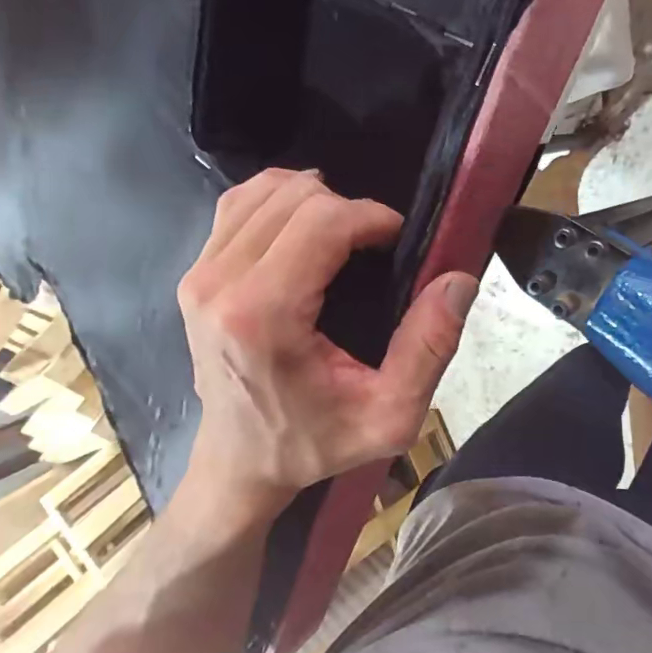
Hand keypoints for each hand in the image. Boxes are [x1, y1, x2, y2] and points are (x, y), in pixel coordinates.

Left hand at [175, 169, 479, 521]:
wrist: (238, 462)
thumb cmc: (312, 442)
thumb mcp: (388, 415)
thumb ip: (429, 348)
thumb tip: (458, 280)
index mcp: (263, 316)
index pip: (322, 221)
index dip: (371, 216)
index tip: (397, 240)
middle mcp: (220, 284)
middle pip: (296, 197)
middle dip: (347, 208)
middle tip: (373, 245)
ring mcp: (199, 274)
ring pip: (265, 190)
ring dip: (314, 200)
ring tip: (342, 235)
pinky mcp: (193, 272)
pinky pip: (239, 205)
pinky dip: (278, 201)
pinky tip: (302, 227)